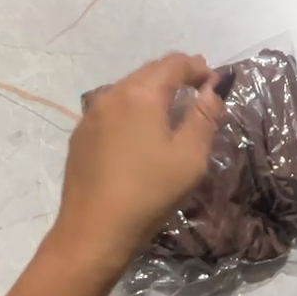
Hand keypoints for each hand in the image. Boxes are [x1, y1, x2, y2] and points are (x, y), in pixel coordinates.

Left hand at [51, 53, 223, 268]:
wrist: (93, 232)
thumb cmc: (149, 192)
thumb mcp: (189, 156)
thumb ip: (204, 116)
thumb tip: (212, 87)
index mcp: (141, 94)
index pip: (174, 64)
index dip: (198, 67)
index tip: (215, 81)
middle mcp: (113, 94)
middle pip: (149, 70)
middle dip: (176, 74)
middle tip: (198, 87)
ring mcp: (92, 114)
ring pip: (128, 87)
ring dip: (153, 89)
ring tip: (173, 106)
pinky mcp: (81, 134)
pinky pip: (113, 107)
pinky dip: (133, 106)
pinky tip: (141, 128)